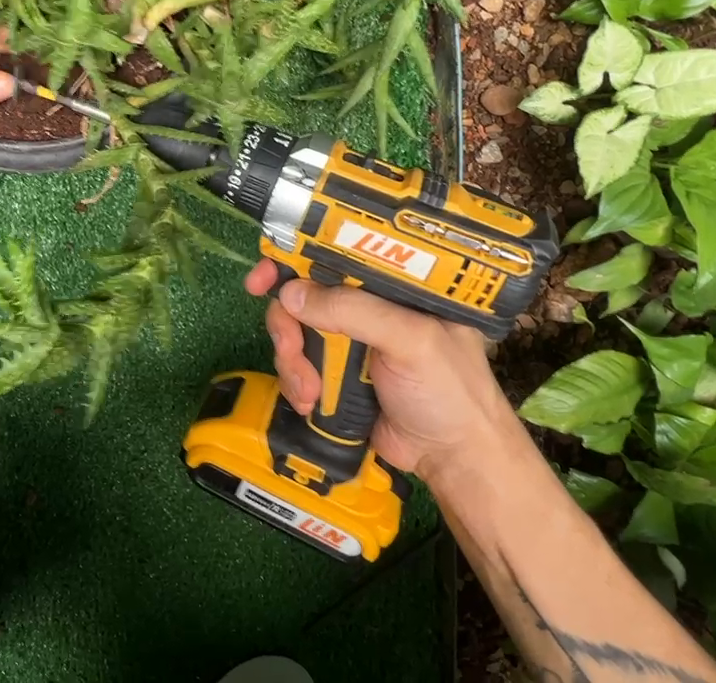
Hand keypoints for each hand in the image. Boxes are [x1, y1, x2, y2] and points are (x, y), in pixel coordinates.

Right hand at [246, 259, 520, 486]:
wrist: (451, 460)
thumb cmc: (450, 392)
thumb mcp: (410, 341)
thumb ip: (354, 311)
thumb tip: (290, 295)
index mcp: (392, 285)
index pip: (336, 255)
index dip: (296, 259)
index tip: (264, 277)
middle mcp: (367, 305)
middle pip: (303, 294)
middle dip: (288, 324)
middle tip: (290, 348)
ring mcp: (348, 340)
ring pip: (294, 331)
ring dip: (292, 361)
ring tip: (310, 391)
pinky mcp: (334, 373)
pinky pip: (296, 364)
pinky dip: (295, 381)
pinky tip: (310, 402)